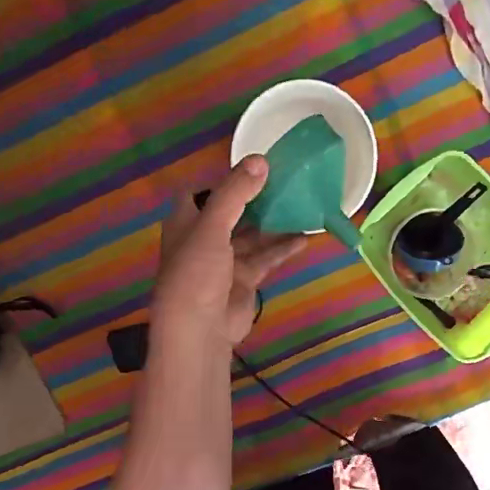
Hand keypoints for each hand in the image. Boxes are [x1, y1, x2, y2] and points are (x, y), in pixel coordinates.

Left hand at [151, 155, 305, 346]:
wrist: (198, 329)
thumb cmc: (195, 273)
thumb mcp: (212, 226)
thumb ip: (235, 193)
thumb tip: (260, 160)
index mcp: (185, 223)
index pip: (199, 193)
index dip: (220, 181)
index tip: (249, 168)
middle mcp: (203, 239)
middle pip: (231, 213)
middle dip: (254, 200)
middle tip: (284, 181)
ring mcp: (224, 262)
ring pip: (252, 236)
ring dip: (273, 223)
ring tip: (300, 204)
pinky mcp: (244, 281)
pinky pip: (265, 259)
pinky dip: (282, 248)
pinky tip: (304, 236)